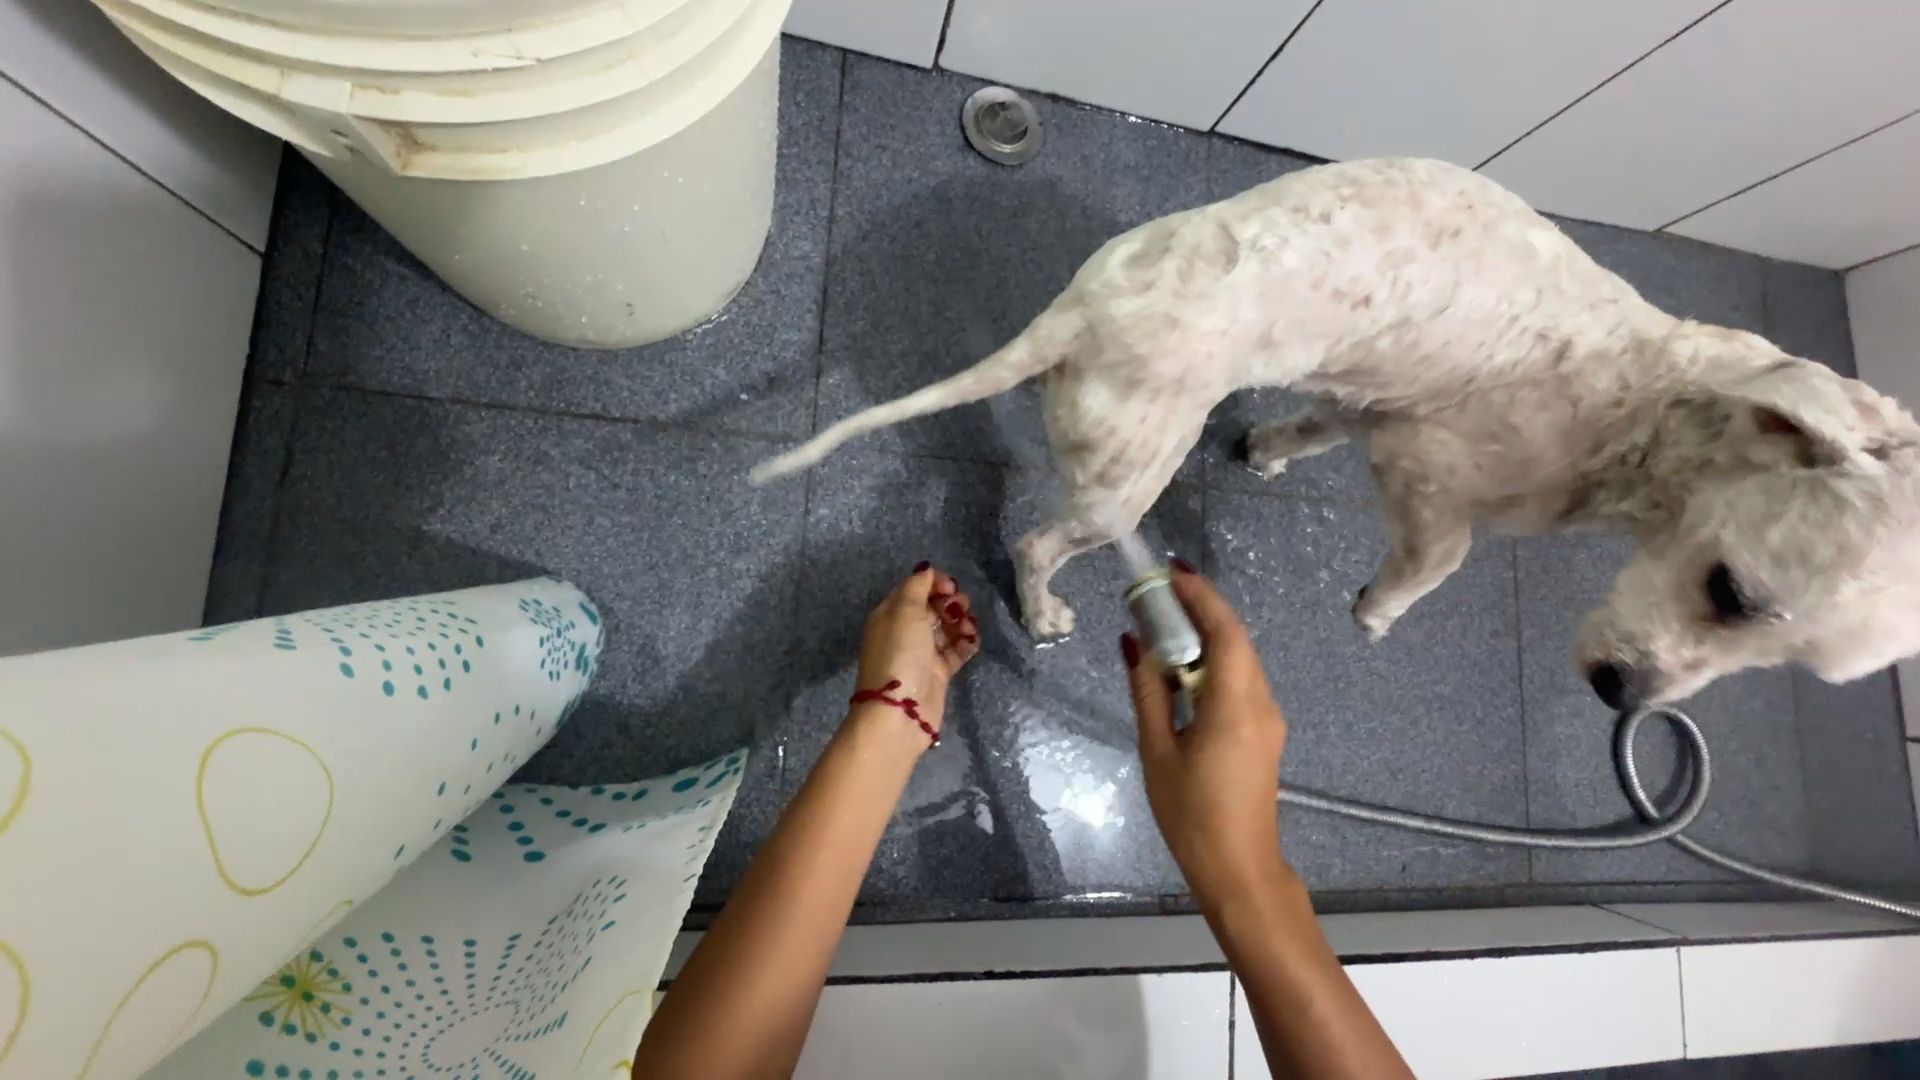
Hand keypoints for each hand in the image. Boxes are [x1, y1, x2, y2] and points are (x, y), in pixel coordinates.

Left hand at [852, 563, 980, 738]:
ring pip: (947, 628)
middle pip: (932, 607)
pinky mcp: (938, 673)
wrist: (901, 710)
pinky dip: (966, 643)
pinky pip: (956, 650)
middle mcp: (905, 631)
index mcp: (891, 613)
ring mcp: (922, 653)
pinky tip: (973, 640)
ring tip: (968, 627)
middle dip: (951, 602)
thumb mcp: (904, 610)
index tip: (951, 587)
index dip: (935, 584)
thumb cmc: (900, 652)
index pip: (915, 589)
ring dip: (961, 622)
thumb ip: (916, 586)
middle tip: (962, 607)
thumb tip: (926, 570)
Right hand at [1124, 566, 1290, 903]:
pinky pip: (1239, 679)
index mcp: (1235, 705)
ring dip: (1203, 634)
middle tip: (1155, 593)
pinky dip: (1211, 660)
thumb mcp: (1157, 749)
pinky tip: (1180, 664)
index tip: (1169, 572)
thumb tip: (1132, 641)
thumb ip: (1146, 690)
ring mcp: (1268, 716)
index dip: (1200, 595)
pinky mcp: (1264, 729)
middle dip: (1197, 608)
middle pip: (1234, 638)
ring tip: (1160, 621)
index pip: (1225, 631)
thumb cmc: (1190, 813)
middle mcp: (1261, 702)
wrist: (1239, 869)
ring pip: (1238, 657)